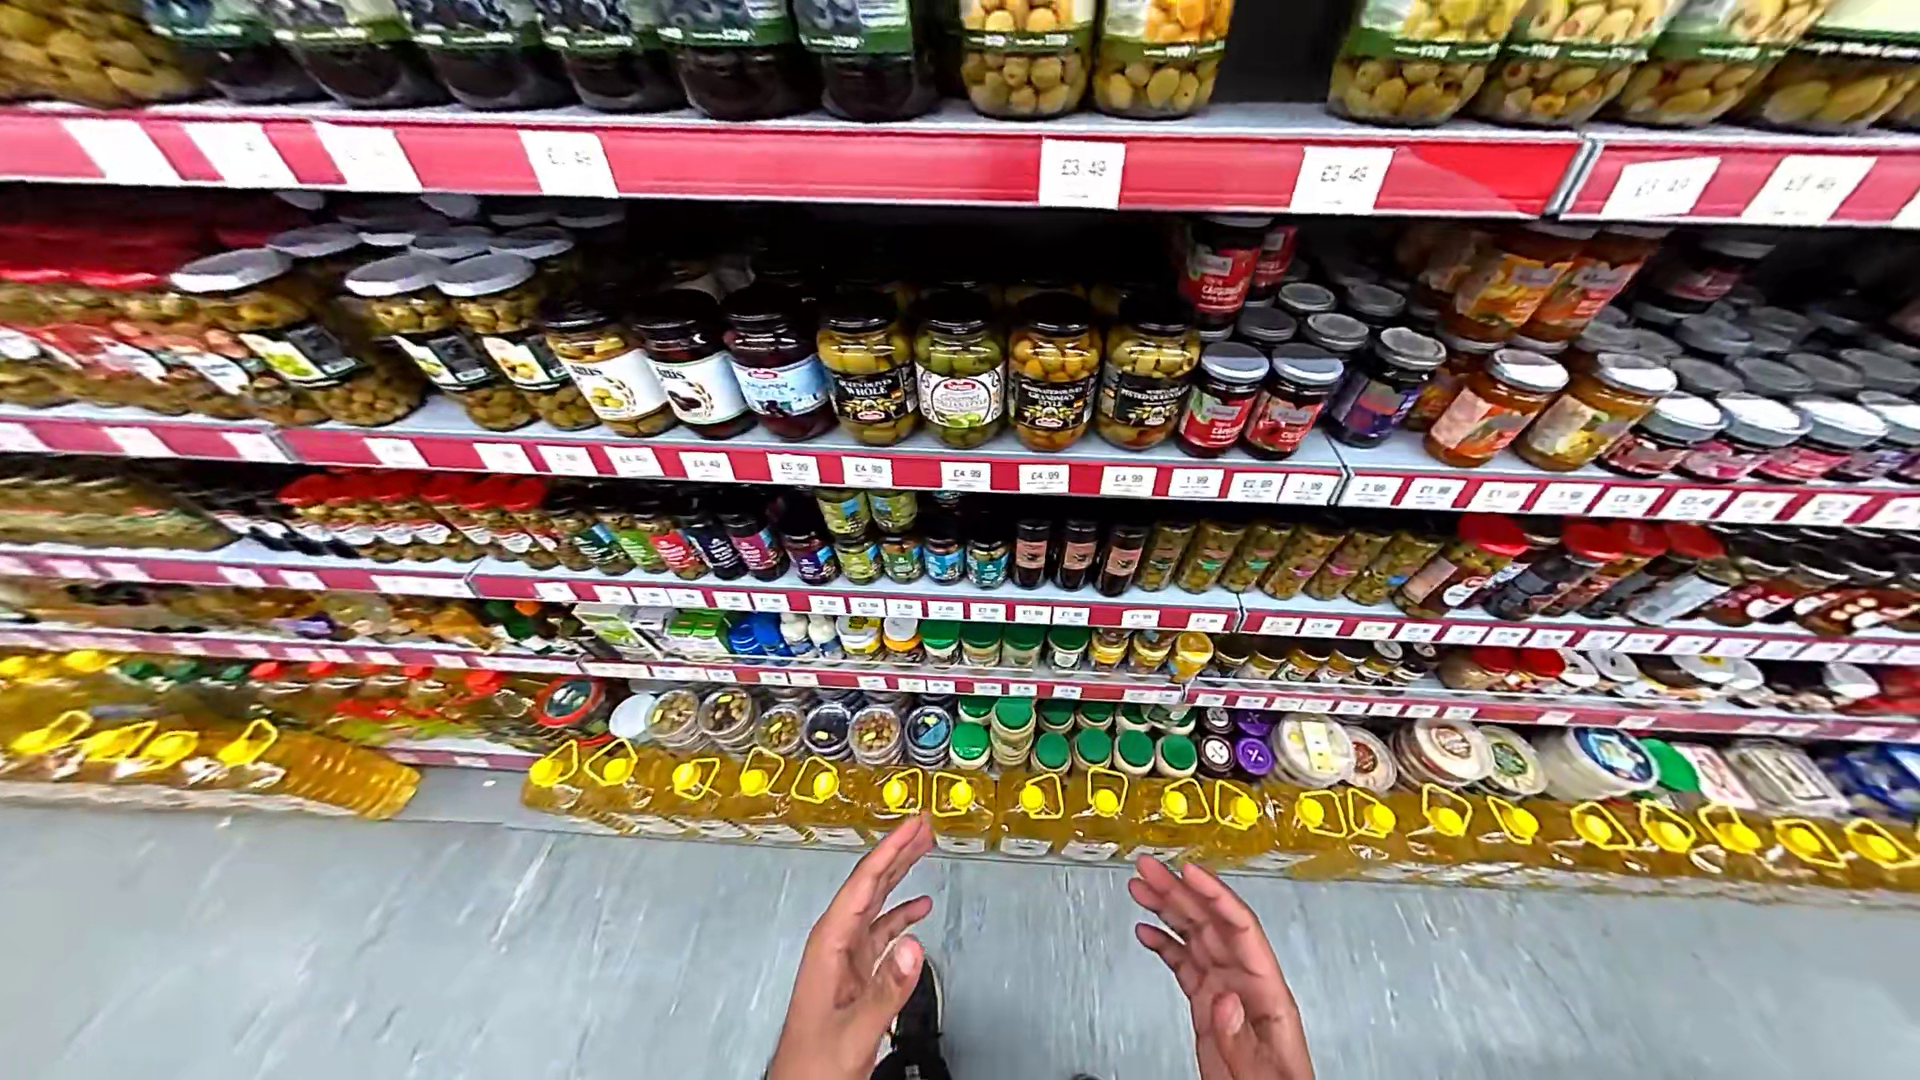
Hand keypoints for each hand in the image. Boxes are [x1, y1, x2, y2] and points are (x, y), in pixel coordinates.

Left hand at [768, 816, 935, 1079]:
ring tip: (923, 849)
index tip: (911, 826)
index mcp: (830, 941)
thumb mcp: (854, 1030)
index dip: (890, 848)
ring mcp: (846, 953)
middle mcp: (837, 939)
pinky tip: (919, 907)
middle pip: (870, 881)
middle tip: (922, 825)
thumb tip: (915, 944)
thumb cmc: (814, 1065)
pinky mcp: (856, 970)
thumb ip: (886, 989)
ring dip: (901, 873)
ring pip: (877, 899)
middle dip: (897, 850)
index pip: (864, 881)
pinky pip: (883, 929)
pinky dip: (903, 914)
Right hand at [1130, 857, 1313, 1079]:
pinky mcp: (1206, 1005)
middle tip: (1149, 868)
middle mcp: (1244, 982)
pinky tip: (1146, 930)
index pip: (1240, 926)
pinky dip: (1163, 942)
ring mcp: (1224, 991)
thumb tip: (1224, 997)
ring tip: (1139, 886)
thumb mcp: (1264, 1077)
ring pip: (1192, 934)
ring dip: (1166, 907)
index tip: (1188, 871)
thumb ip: (1242, 1038)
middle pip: (1209, 921)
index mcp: (1266, 991)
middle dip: (1177, 890)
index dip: (1213, 893)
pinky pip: (1183, 962)